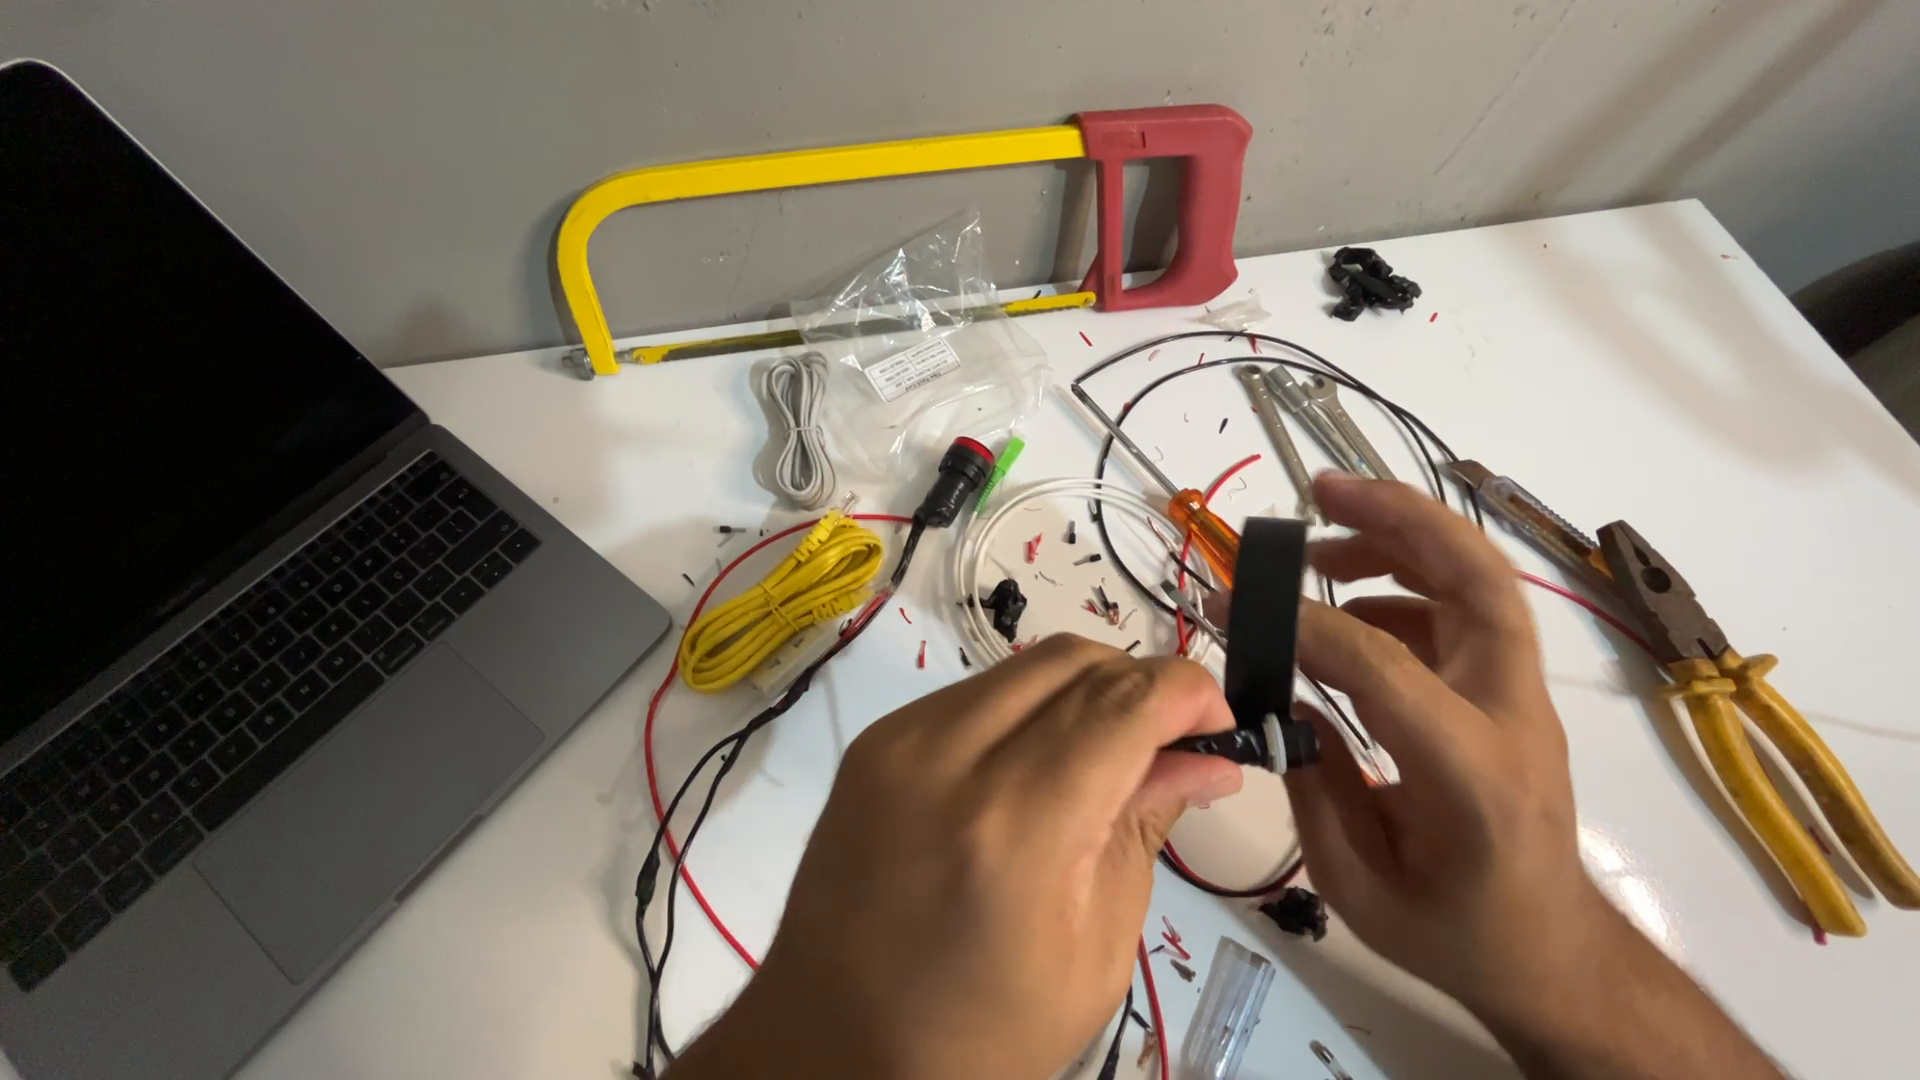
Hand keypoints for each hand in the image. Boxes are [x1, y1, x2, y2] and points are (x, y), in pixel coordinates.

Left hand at [672, 636, 1242, 1079]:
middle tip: (1167, 738)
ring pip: (1025, 665)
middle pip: (1074, 661)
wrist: (830, 1039)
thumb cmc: (979, 1031)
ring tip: (1106, 750)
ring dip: (1085, 688)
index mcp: (1015, 827)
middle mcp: (949, 758)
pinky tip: (1038, 758)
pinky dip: (1028, 705)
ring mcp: (900, 739)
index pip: (1123, 705)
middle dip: (1140, 681)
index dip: (1186, 693)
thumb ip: (1145, 828)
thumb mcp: (1092, 950)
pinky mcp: (876, 738)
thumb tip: (1207, 760)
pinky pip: (976, 690)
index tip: (1217, 722)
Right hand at [1289, 472, 1780, 1078]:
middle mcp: (1509, 716)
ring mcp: (1518, 698)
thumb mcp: (1355, 884)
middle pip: (1477, 582)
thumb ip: (1311, 785)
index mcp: (1472, 775)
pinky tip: (1349, 603)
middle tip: (1321, 490)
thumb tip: (1280, 701)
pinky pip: (1462, 611)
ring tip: (1320, 538)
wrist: (1551, 953)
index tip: (1233, 608)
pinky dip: (1404, 584)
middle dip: (1400, 518)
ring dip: (1401, 537)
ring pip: (1479, 581)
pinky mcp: (1507, 692)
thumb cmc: (1451, 930)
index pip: (1385, 666)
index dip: (1304, 626)